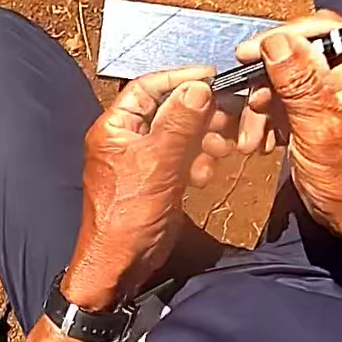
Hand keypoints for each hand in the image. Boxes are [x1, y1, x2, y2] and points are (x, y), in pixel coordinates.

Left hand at [63, 66, 234, 308]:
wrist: (121, 264)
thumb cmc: (126, 216)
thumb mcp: (157, 164)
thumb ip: (179, 124)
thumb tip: (198, 87)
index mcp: (116, 126)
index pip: (148, 87)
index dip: (180, 78)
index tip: (212, 77)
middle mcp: (127, 138)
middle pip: (169, 109)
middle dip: (199, 114)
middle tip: (225, 118)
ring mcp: (143, 158)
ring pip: (180, 134)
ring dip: (203, 139)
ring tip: (218, 150)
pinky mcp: (158, 177)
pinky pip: (183, 157)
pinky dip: (198, 161)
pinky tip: (204, 174)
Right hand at [232, 12, 341, 246]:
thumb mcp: (319, 126)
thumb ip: (298, 81)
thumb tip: (275, 41)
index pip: (321, 31)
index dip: (282, 37)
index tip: (249, 53)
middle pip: (296, 58)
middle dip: (265, 84)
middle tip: (247, 104)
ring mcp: (332, 99)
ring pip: (284, 85)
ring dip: (261, 109)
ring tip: (252, 139)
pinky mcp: (318, 118)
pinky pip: (285, 106)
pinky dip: (268, 121)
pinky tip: (261, 142)